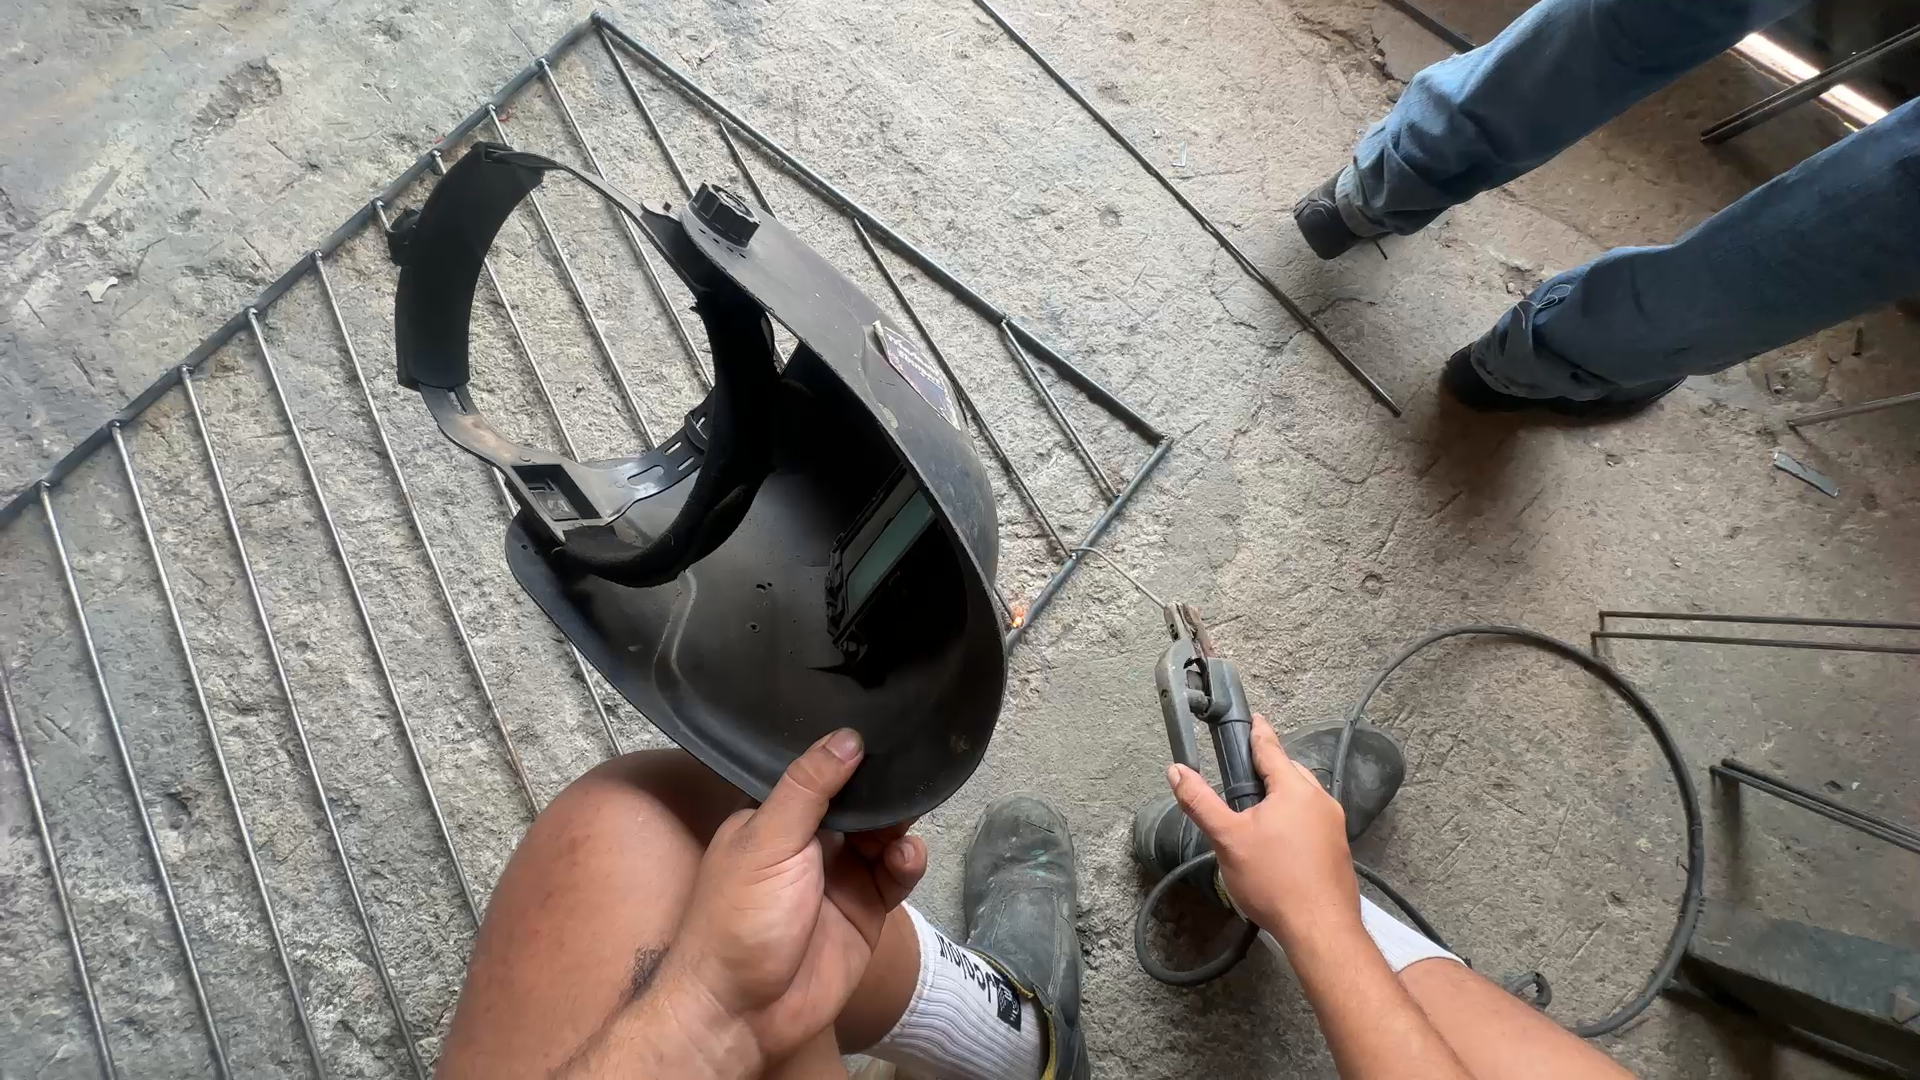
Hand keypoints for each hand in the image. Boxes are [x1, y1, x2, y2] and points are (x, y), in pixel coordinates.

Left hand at [654, 728, 926, 1066]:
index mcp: (778, 816)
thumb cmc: (740, 915)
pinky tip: (907, 857)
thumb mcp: (768, 839)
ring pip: (884, 833)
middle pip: (859, 801)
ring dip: (899, 823)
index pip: (820, 772)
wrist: (743, 1015)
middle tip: (908, 770)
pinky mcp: (868, 908)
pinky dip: (908, 861)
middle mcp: (812, 840)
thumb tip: (849, 735)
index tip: (884, 725)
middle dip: (883, 788)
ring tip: (903, 823)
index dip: (849, 753)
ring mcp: (842, 874)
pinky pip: (896, 874)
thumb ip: (809, 786)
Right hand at [1166, 715, 1358, 947]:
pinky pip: (1313, 819)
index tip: (1254, 717)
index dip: (1258, 732)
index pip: (1272, 749)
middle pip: (1290, 771)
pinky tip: (1277, 837)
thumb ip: (1200, 801)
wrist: (1322, 933)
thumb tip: (1176, 771)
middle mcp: (1321, 801)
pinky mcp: (1339, 852)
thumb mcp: (1227, 838)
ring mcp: (1335, 828)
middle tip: (1242, 771)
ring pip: (1304, 796)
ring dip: (1282, 793)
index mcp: (1295, 790)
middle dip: (1269, 766)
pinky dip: (1294, 816)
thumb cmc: (1274, 880)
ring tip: (1256, 806)